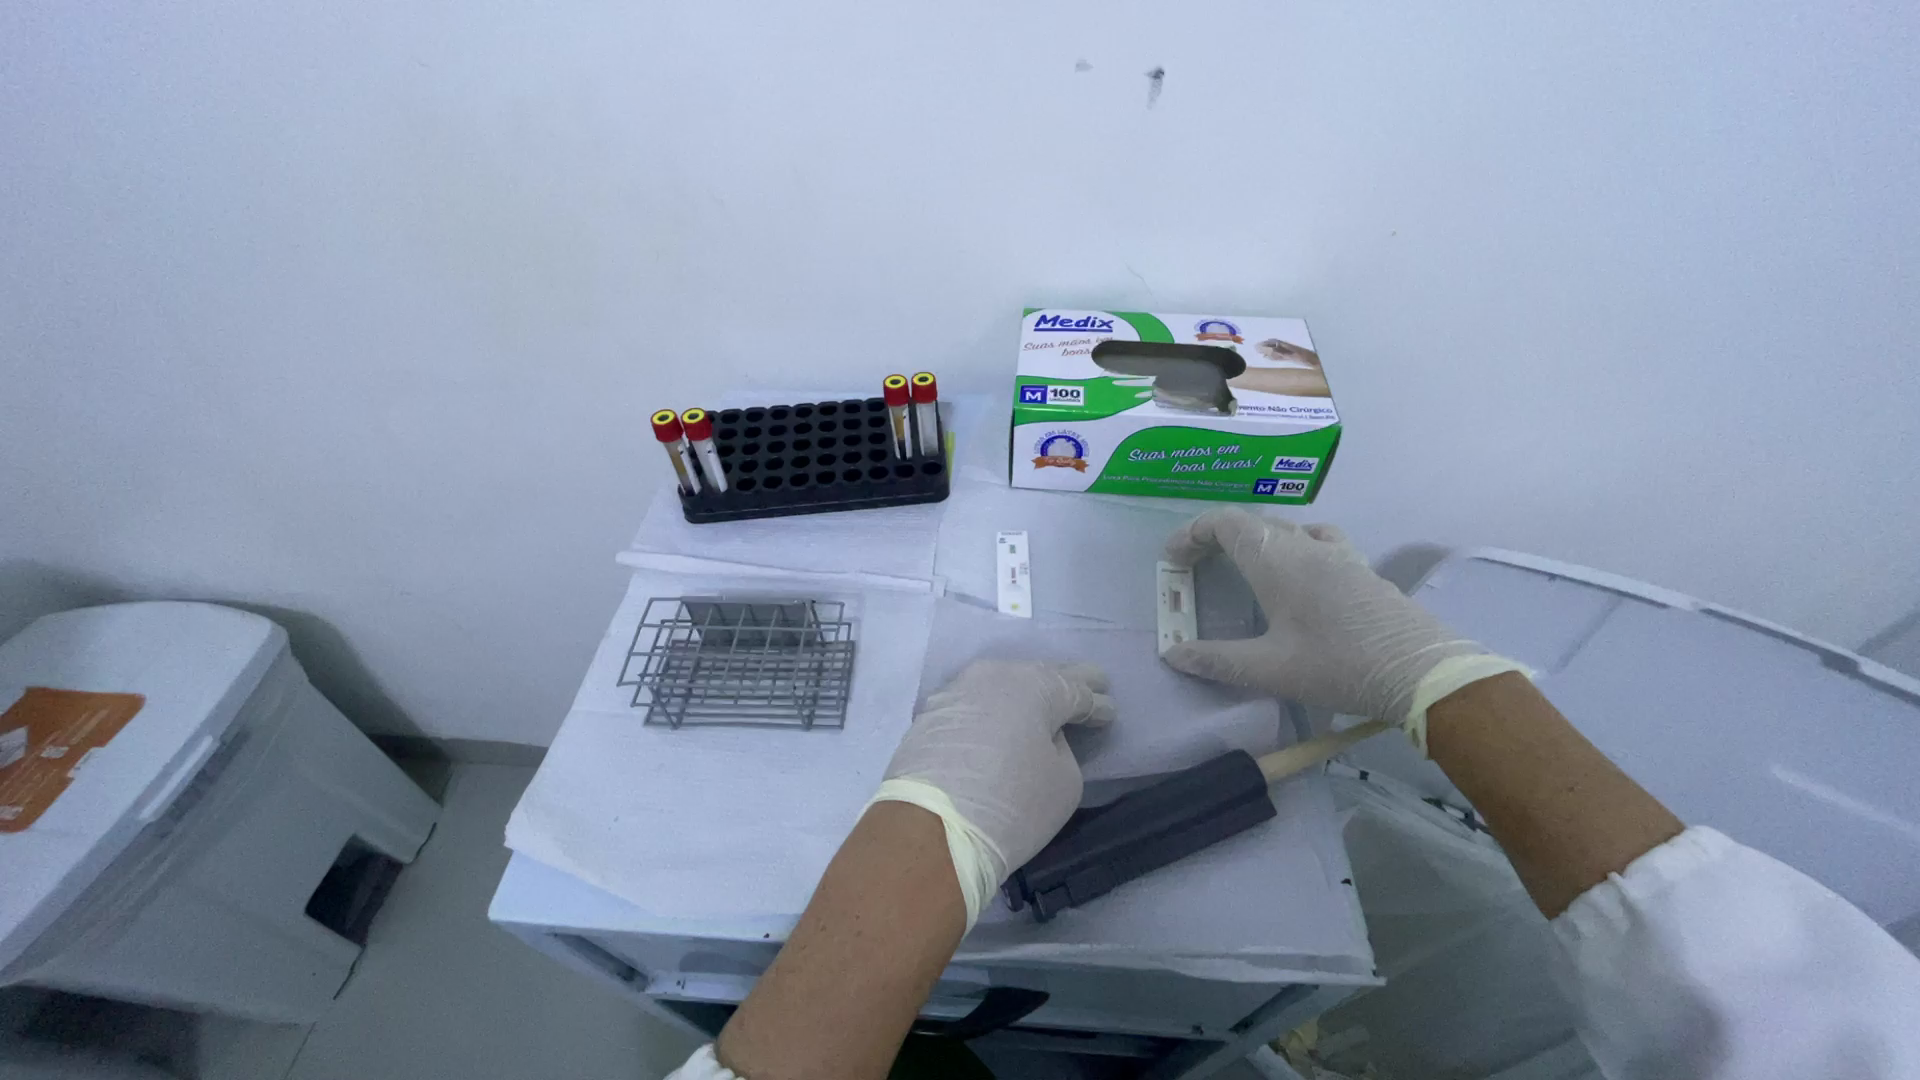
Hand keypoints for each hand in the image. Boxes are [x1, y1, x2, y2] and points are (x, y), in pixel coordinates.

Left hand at [871, 661, 1113, 925]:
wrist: (929, 828)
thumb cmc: (1010, 805)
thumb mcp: (1064, 782)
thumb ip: (1061, 748)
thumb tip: (1040, 737)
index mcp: (1036, 686)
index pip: (1076, 691)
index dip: (1096, 704)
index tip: (1108, 712)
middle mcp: (995, 675)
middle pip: (1038, 676)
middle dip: (1065, 683)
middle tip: (1090, 686)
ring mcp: (957, 691)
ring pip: (1002, 684)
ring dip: (1023, 694)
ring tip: (1042, 704)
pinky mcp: (931, 714)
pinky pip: (974, 704)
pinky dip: (991, 709)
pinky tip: (999, 719)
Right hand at [1160, 509, 1523, 752]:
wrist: (1422, 672)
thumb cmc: (1338, 665)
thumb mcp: (1270, 670)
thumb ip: (1217, 660)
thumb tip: (1173, 655)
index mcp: (1275, 561)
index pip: (1225, 523)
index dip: (1192, 533)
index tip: (1173, 558)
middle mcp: (1304, 546)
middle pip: (1252, 523)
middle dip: (1216, 537)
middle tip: (1194, 565)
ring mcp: (1337, 554)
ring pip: (1284, 529)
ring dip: (1254, 539)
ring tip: (1240, 565)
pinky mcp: (1360, 570)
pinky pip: (1316, 540)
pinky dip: (1290, 545)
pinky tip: (1298, 569)